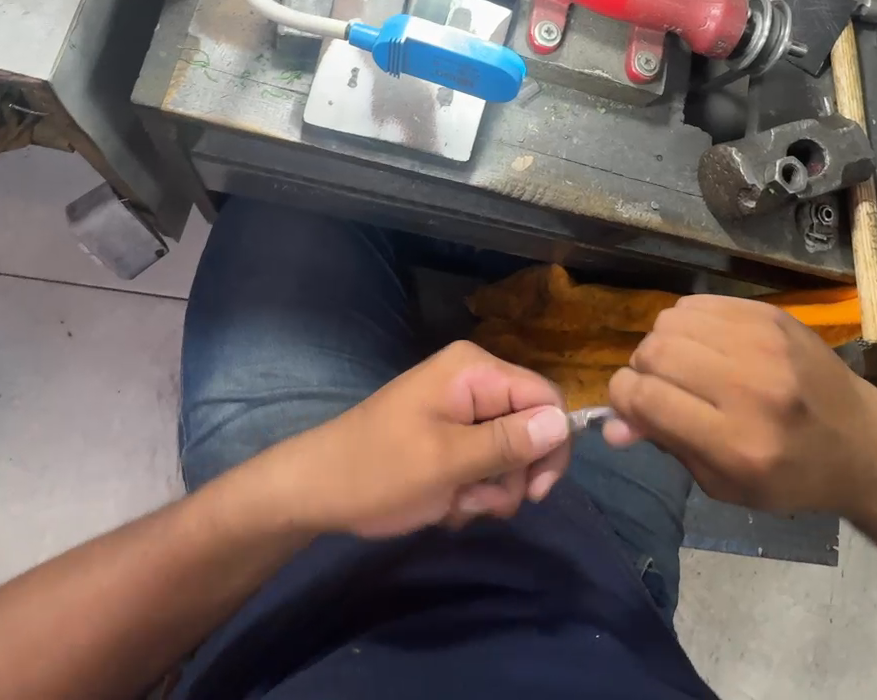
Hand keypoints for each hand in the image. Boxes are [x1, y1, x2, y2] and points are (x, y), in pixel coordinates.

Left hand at [252, 341, 572, 538]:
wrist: (313, 491)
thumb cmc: (376, 471)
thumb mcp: (446, 461)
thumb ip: (507, 442)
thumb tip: (563, 423)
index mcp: (474, 370)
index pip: (545, 397)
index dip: (550, 444)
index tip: (535, 492)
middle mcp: (473, 380)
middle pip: (530, 425)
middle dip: (513, 473)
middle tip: (483, 505)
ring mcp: (460, 407)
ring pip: (510, 451)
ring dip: (491, 488)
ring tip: (454, 505)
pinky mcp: (450, 433)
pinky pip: (484, 461)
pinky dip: (473, 489)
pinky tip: (445, 503)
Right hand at [605, 295, 876, 515]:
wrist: (862, 443)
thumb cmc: (790, 477)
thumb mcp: (725, 484)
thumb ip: (666, 445)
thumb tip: (612, 423)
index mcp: (738, 442)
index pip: (647, 398)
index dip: (623, 398)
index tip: (631, 406)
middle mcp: (751, 387)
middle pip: (655, 352)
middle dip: (641, 370)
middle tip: (660, 387)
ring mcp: (764, 343)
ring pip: (671, 321)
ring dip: (664, 343)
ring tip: (685, 365)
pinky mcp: (772, 316)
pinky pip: (699, 303)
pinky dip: (689, 323)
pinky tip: (706, 345)